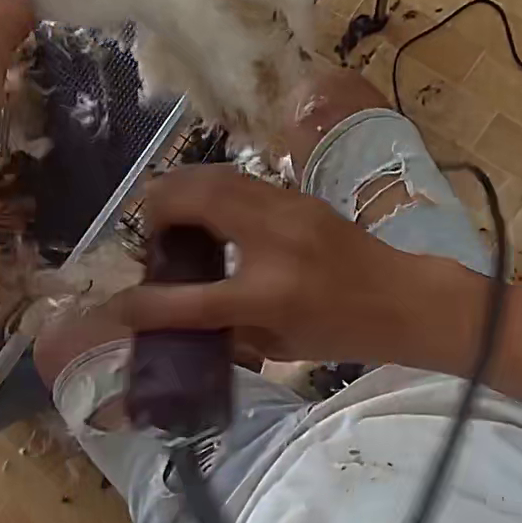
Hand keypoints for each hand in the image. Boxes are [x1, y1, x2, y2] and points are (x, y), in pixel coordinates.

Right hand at [103, 167, 485, 368]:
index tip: (118, 308)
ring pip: (214, 176)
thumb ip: (226, 329)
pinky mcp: (296, 195)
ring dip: (179, 188)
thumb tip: (180, 316)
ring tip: (168, 211)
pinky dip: (209, 186)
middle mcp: (272, 241)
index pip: (190, 300)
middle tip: (147, 231)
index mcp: (268, 294)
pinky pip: (239, 178)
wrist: (403, 298)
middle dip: (154, 209)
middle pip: (193, 200)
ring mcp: (286, 209)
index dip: (144, 306)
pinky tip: (206, 205)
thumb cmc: (344, 332)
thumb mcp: (280, 346)